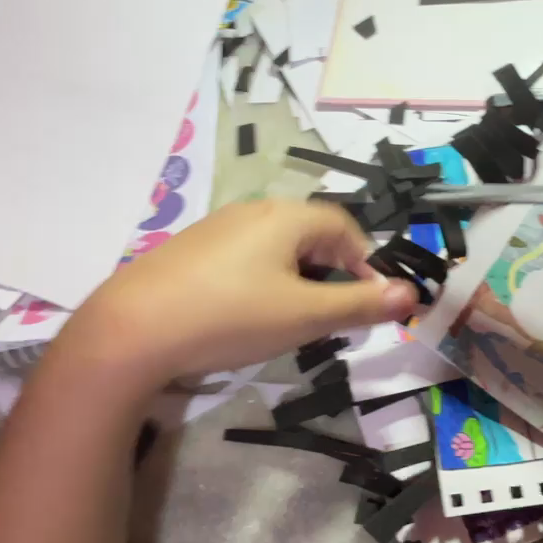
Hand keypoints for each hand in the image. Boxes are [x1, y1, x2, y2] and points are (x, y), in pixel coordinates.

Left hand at [51, 201, 417, 387]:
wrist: (131, 330)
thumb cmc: (231, 317)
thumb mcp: (305, 316)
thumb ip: (360, 305)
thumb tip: (411, 293)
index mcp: (286, 217)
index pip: (343, 226)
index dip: (364, 260)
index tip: (369, 300)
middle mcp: (252, 211)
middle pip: (309, 233)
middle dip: (332, 270)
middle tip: (334, 313)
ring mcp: (215, 229)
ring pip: (275, 247)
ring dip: (298, 277)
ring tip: (294, 318)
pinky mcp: (189, 251)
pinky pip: (243, 257)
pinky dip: (262, 281)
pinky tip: (247, 315)